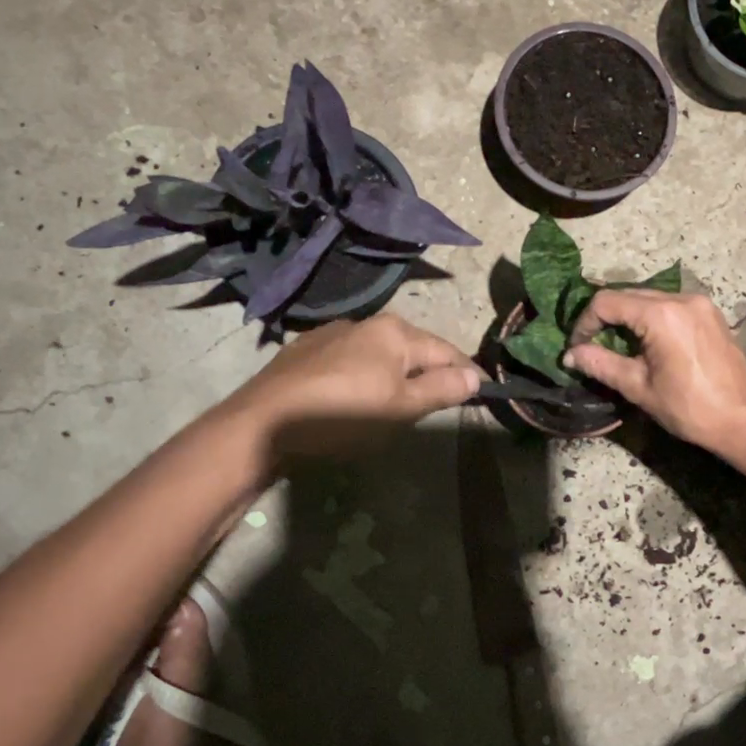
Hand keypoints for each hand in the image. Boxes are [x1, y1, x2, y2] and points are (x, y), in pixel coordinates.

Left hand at [227, 315, 481, 456]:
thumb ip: (441, 389)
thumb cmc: (343, 415)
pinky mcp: (304, 351)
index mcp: (396, 332)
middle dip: (430, 371)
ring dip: (395, 372)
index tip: (483, 391)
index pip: (447, 351)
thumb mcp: (402, 408)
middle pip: (413, 348)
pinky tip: (353, 396)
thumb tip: (475, 376)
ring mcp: (332, 333)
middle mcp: (366, 323)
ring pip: (380, 353)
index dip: (466, 373)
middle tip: (440, 401)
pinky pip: (350, 360)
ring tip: (396, 401)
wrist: (263, 423)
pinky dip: (363, 374)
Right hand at [563, 290, 745, 447]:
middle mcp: (681, 299)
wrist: (742, 419)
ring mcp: (700, 304)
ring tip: (618, 347)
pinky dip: (652, 318)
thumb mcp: (639, 388)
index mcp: (661, 315)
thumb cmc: (689, 407)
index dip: (585, 322)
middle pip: (628, 295)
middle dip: (605, 317)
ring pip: (650, 299)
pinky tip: (648, 344)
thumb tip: (571, 355)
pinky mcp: (710, 314)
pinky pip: (671, 306)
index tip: (578, 347)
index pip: (607, 302)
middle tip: (592, 345)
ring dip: (628, 317)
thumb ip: (601, 365)